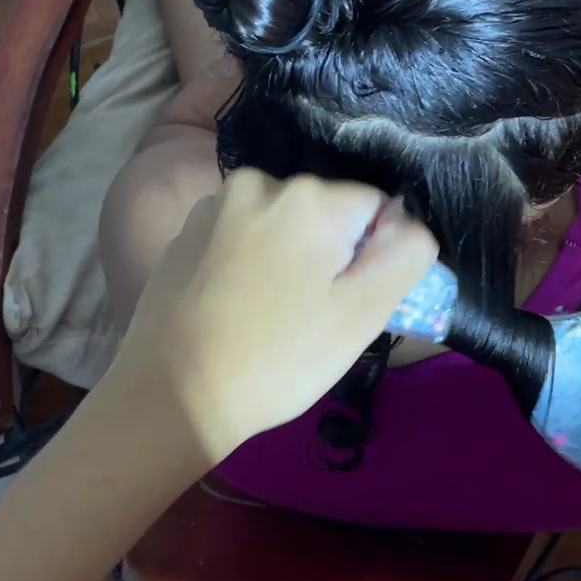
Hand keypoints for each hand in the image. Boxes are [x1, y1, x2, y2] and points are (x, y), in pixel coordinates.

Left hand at [96, 168, 437, 464]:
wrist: (171, 397)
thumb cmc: (276, 360)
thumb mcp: (361, 315)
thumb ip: (404, 256)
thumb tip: (410, 223)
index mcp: (309, 197)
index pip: (376, 208)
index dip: (374, 256)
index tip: (350, 302)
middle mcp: (258, 183)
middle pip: (326, 213)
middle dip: (331, 255)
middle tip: (315, 315)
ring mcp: (213, 206)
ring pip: (282, 225)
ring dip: (290, 257)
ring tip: (273, 314)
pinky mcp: (184, 234)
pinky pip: (241, 237)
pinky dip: (250, 263)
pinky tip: (238, 308)